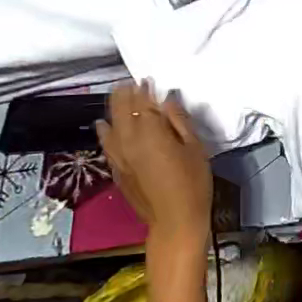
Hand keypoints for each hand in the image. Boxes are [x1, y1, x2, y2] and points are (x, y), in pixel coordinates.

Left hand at [96, 81, 211, 241]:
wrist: (175, 221)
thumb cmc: (193, 183)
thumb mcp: (195, 148)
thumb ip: (179, 121)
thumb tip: (167, 100)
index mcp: (150, 131)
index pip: (142, 100)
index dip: (145, 88)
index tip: (149, 80)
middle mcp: (128, 138)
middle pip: (120, 108)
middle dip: (125, 94)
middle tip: (132, 85)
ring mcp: (118, 155)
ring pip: (109, 123)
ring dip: (113, 109)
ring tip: (119, 99)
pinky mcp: (115, 169)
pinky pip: (105, 143)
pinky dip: (106, 130)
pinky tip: (105, 126)